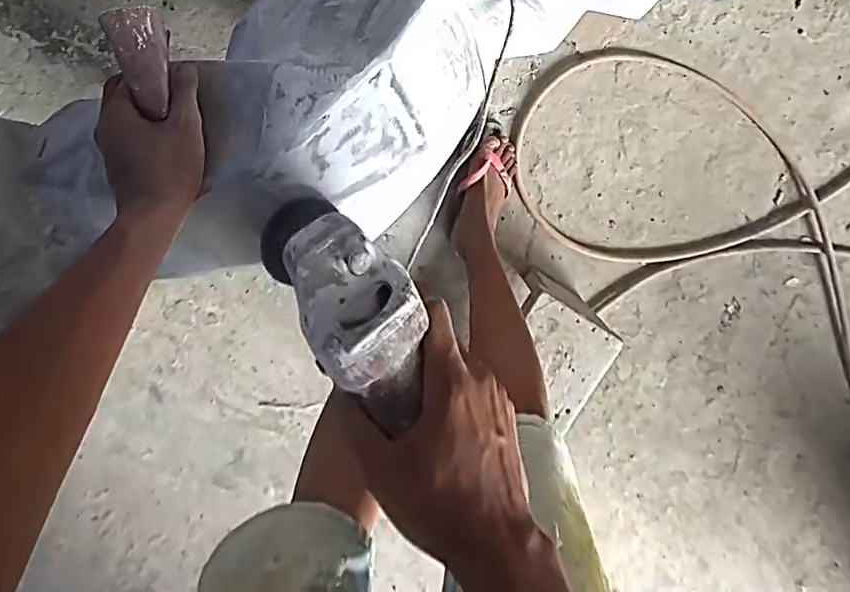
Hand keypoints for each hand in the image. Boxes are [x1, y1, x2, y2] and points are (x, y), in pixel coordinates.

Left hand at [96, 61, 204, 223]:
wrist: (152, 219)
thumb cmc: (170, 170)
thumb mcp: (186, 125)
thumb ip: (185, 91)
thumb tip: (183, 68)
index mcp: (115, 113)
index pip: (126, 77)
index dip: (150, 72)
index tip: (173, 78)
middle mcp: (104, 127)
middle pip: (122, 96)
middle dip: (147, 91)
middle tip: (175, 96)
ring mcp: (108, 148)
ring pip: (125, 117)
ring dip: (146, 112)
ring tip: (175, 117)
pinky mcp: (117, 165)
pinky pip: (128, 135)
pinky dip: (144, 130)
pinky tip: (166, 140)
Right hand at [333, 298, 565, 591]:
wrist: (499, 548)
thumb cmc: (448, 509)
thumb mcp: (382, 469)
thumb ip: (355, 425)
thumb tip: (344, 395)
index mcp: (452, 380)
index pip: (436, 314)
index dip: (413, 301)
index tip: (393, 304)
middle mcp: (480, 380)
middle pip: (444, 339)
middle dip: (416, 346)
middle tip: (390, 364)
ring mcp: (498, 398)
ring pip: (461, 363)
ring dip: (437, 371)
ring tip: (410, 396)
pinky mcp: (506, 418)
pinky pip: (476, 386)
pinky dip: (456, 391)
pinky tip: (437, 421)